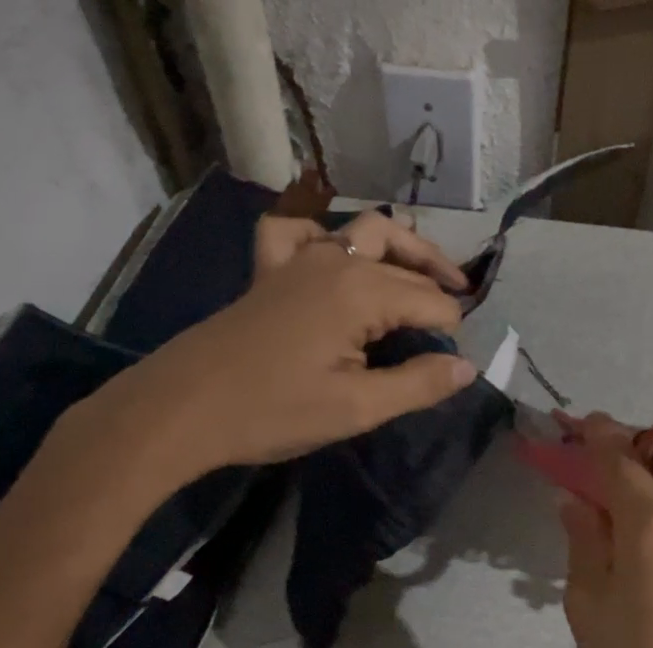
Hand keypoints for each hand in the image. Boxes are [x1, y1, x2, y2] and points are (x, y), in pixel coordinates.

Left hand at [50, 212, 475, 503]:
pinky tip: (332, 256)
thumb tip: (467, 367)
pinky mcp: (268, 270)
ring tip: (419, 274)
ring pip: (362, 231)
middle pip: (404, 262)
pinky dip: (323, 236)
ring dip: (398, 248)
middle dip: (436, 285)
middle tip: (458, 313)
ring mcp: (297, 258)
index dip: (450, 333)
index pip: (431, 302)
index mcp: (362, 290)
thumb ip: (418, 384)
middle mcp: (335, 259)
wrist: (185, 408)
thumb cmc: (275, 412)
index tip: (455, 365)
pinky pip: (300, 233)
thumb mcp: (357, 408)